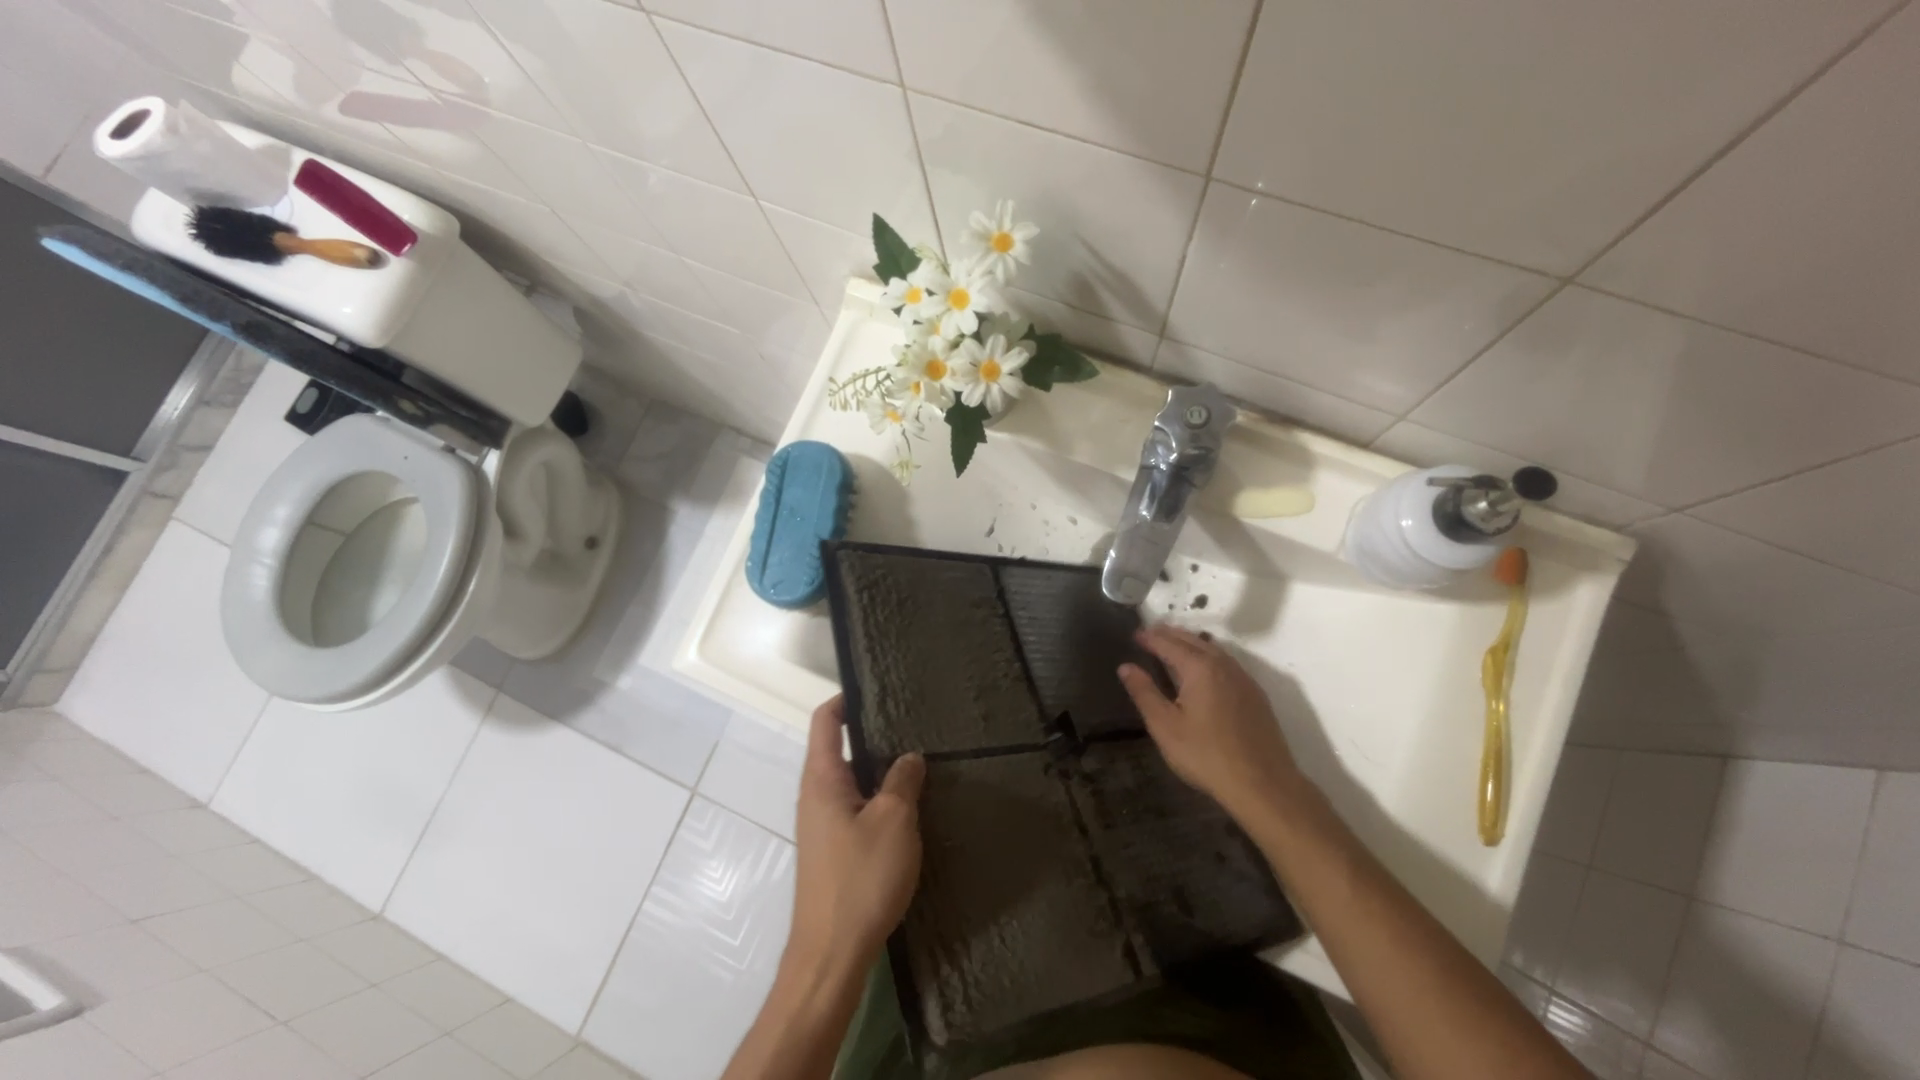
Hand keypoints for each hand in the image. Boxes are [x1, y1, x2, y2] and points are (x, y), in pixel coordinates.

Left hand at [787, 696, 925, 979]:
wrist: (831, 952)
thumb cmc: (861, 878)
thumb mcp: (894, 821)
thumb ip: (902, 781)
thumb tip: (908, 757)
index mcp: (822, 779)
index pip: (824, 721)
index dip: (845, 699)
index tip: (876, 688)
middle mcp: (815, 797)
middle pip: (840, 751)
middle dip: (875, 738)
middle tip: (915, 730)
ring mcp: (822, 827)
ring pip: (852, 785)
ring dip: (881, 775)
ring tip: (920, 768)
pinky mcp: (833, 853)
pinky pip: (856, 812)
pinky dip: (879, 804)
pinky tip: (910, 815)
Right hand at [1118, 625, 1307, 820]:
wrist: (1262, 783)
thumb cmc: (1206, 755)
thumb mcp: (1165, 726)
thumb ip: (1144, 693)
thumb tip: (1126, 667)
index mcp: (1200, 668)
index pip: (1169, 643)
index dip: (1150, 638)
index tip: (1134, 635)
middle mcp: (1224, 665)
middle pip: (1193, 640)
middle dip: (1170, 635)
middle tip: (1150, 635)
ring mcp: (1244, 679)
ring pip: (1213, 650)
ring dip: (1191, 644)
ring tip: (1173, 647)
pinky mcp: (1255, 695)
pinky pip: (1227, 664)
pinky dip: (1208, 657)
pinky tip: (1204, 671)